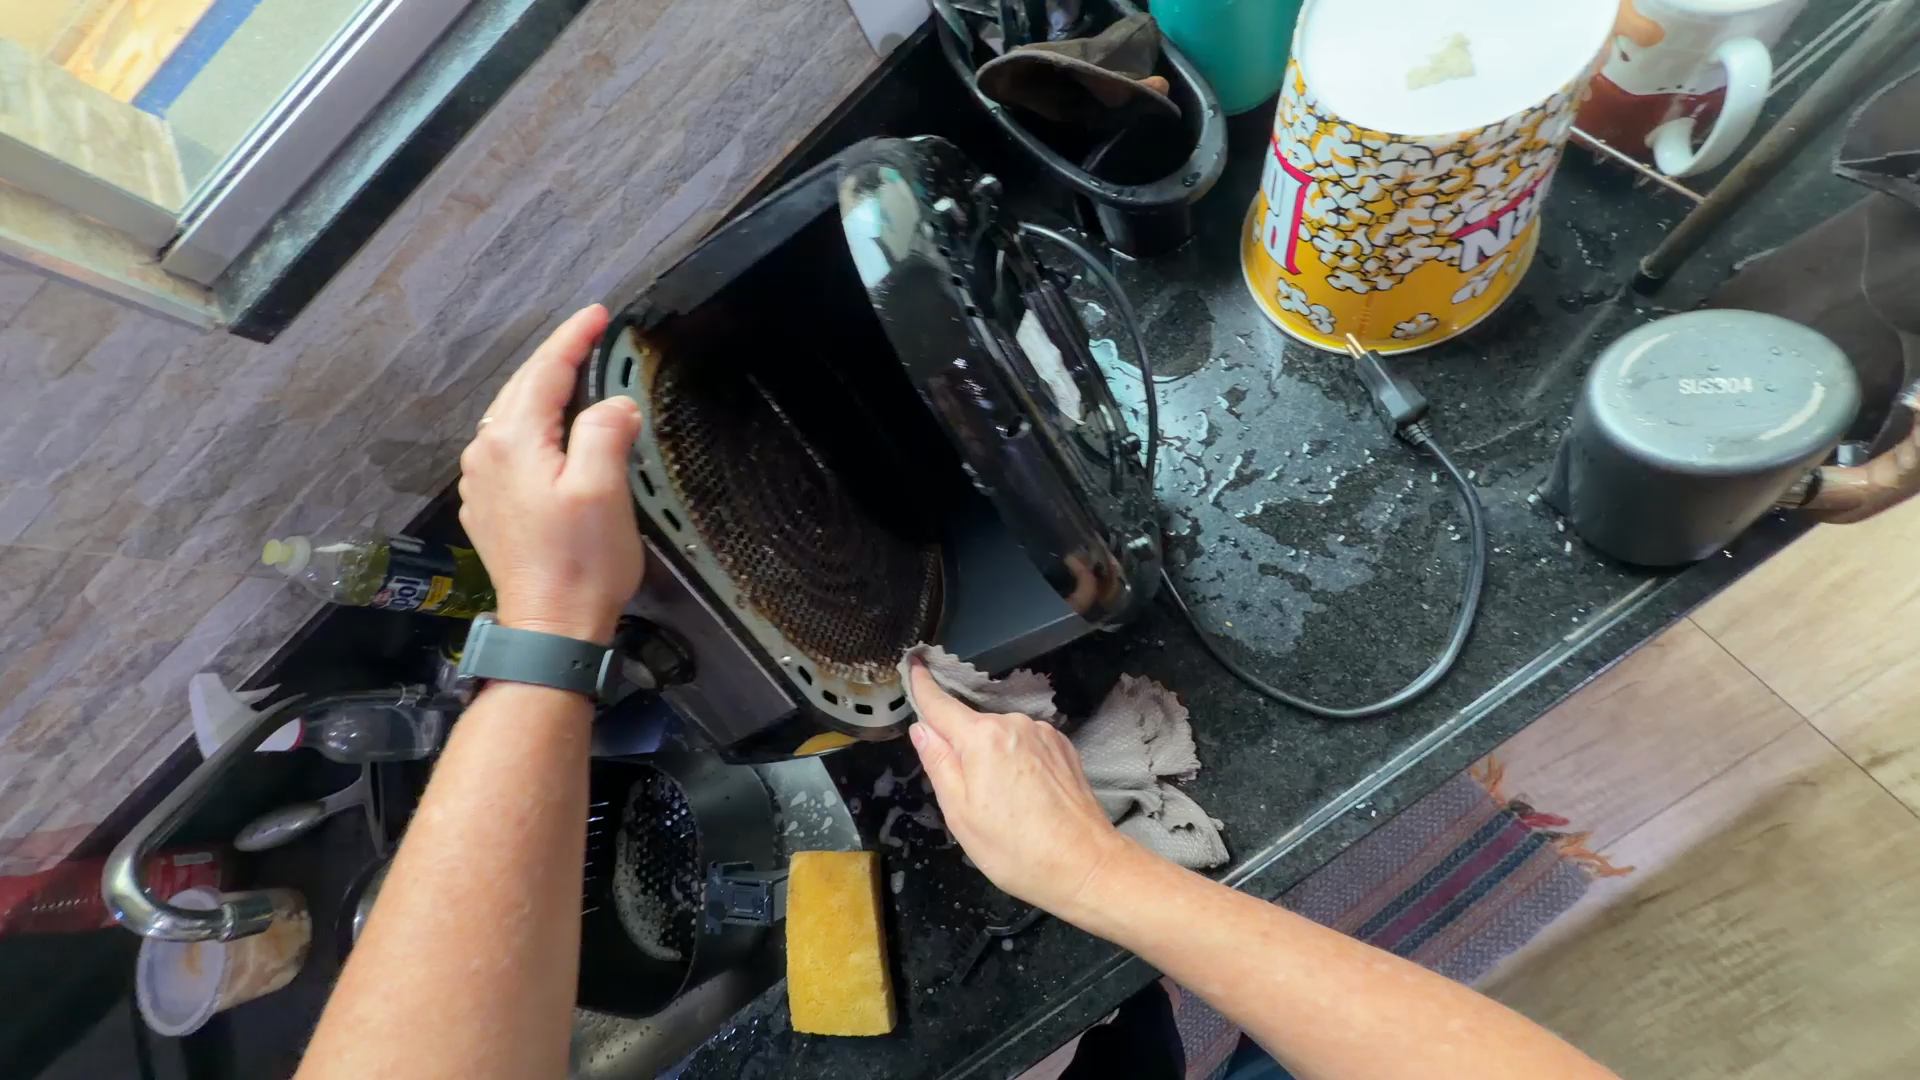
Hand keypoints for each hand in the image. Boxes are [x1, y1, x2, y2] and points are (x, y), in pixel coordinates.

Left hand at [458, 305, 643, 644]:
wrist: (551, 626)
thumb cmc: (582, 559)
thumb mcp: (604, 489)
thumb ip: (605, 432)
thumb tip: (614, 404)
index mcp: (513, 443)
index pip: (543, 373)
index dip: (572, 339)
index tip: (599, 313)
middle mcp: (487, 455)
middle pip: (521, 390)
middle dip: (555, 359)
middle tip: (591, 337)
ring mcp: (484, 483)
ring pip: (514, 419)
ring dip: (544, 393)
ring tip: (576, 377)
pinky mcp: (492, 508)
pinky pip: (512, 449)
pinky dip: (536, 427)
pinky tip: (554, 432)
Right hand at [907, 662, 1138, 917]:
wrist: (1085, 864)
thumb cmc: (1015, 849)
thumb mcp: (960, 813)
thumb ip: (938, 763)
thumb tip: (922, 728)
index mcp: (982, 738)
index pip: (942, 705)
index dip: (924, 686)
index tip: (915, 664)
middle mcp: (1013, 723)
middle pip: (972, 726)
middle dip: (962, 749)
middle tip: (970, 795)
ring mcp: (1042, 732)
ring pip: (1000, 736)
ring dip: (993, 757)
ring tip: (1005, 803)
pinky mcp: (1062, 744)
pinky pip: (1025, 743)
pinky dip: (1017, 760)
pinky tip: (1027, 794)